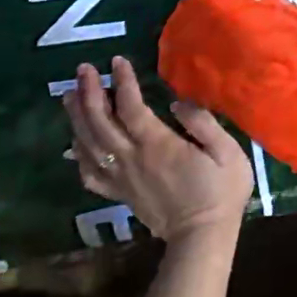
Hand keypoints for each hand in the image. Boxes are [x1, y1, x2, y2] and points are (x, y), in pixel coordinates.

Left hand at [62, 56, 254, 242]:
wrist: (203, 236)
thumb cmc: (220, 191)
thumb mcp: (227, 152)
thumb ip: (203, 124)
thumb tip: (178, 103)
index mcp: (157, 144)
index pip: (130, 107)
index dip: (121, 82)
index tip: (117, 61)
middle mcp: (131, 158)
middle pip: (100, 121)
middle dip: (88, 92)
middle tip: (83, 69)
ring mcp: (121, 177)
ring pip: (88, 144)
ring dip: (76, 117)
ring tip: (69, 94)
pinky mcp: (119, 193)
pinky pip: (89, 173)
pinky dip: (77, 155)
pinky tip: (74, 143)